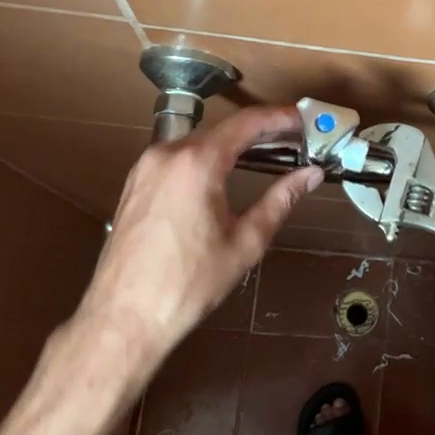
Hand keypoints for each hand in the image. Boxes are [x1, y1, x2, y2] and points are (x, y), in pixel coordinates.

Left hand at [78, 105, 321, 353]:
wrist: (124, 316)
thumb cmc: (189, 283)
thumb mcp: (245, 242)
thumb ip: (280, 200)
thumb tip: (310, 175)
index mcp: (197, 163)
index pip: (246, 123)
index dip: (279, 117)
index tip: (303, 120)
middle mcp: (167, 154)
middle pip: (221, 129)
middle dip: (258, 131)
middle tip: (291, 139)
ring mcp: (146, 167)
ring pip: (198, 142)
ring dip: (231, 144)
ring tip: (264, 153)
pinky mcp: (135, 183)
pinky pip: (177, 157)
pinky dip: (205, 158)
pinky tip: (224, 173)